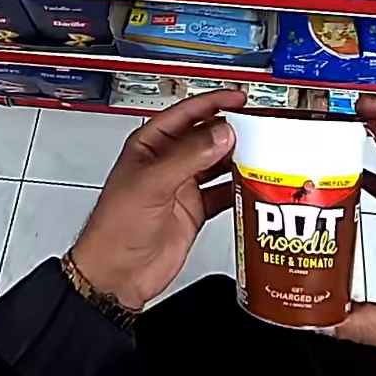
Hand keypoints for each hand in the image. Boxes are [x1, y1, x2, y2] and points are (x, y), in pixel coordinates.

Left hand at [68, 90, 243, 310]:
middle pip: (207, 136)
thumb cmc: (114, 228)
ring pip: (217, 162)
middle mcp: (169, 162)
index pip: (187, 113)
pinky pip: (223, 192)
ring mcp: (183, 186)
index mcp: (152, 145)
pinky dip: (239, 188)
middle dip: (231, 130)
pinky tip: (252, 186)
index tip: (238, 98)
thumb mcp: (151, 184)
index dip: (213, 102)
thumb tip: (220, 134)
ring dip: (237, 158)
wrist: (116, 277)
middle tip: (258, 127)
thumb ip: (188, 157)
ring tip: (260, 153)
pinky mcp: (194, 210)